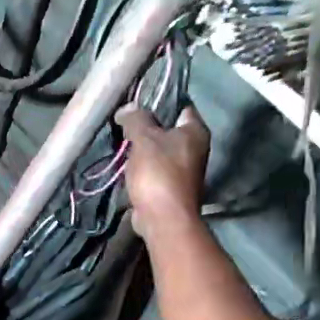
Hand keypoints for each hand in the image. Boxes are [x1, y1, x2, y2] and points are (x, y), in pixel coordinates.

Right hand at [117, 104, 209, 232]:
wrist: (163, 219)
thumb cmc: (158, 173)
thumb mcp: (144, 138)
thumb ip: (136, 119)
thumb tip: (128, 108)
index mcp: (196, 131)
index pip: (181, 105)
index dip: (160, 100)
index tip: (138, 101)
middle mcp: (196, 149)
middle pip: (169, 130)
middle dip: (147, 127)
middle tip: (125, 124)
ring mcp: (185, 172)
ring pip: (160, 152)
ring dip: (143, 151)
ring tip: (122, 145)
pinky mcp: (172, 189)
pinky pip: (155, 172)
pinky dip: (143, 170)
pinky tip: (127, 168)